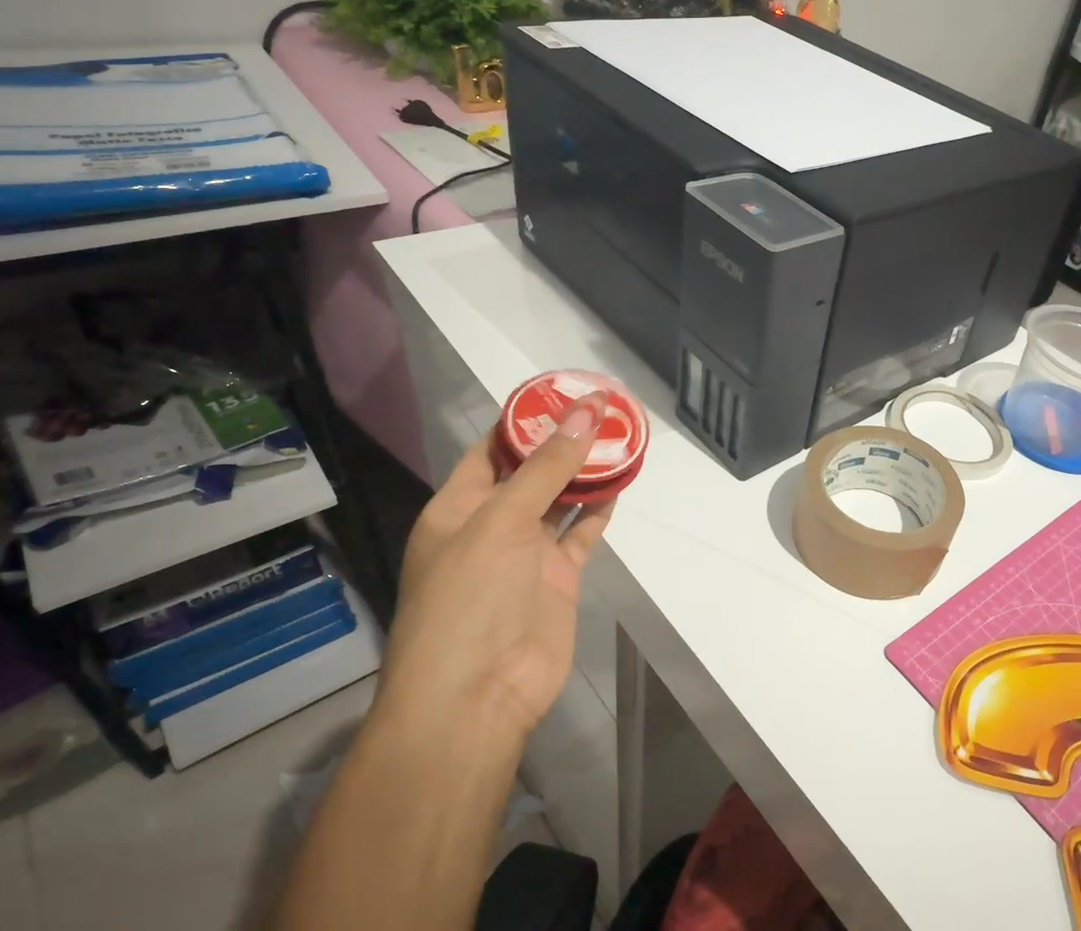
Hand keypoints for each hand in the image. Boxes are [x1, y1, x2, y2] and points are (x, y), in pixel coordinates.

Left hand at [376, 394, 614, 741]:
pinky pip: (581, 533)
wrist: (477, 692)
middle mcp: (491, 524)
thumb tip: (586, 410)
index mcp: (458, 506)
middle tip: (606, 406)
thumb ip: (546, 467)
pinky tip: (621, 482)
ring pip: (561, 500)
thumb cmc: (470, 597)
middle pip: (531, 471)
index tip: (565, 388)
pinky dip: (600, 509)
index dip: (525, 418)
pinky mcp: (557, 578)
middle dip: (563, 440)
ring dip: (586, 472)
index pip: (491, 449)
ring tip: (621, 435)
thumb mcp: (501, 521)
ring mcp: (526, 553)